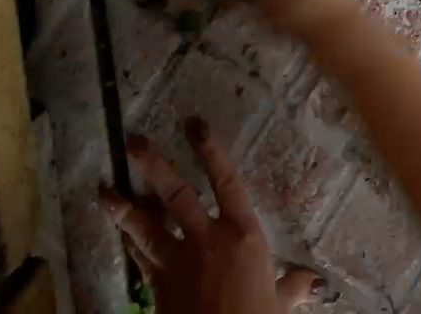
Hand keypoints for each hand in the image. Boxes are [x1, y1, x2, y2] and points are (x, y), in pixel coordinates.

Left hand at [101, 119, 325, 313]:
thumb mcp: (278, 305)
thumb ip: (291, 287)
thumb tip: (315, 283)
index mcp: (243, 235)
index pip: (227, 182)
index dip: (211, 151)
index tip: (195, 124)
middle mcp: (208, 239)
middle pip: (178, 195)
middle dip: (156, 167)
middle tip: (136, 141)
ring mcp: (178, 262)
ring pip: (147, 227)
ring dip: (125, 208)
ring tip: (105, 191)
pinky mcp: (158, 287)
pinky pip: (140, 258)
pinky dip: (130, 244)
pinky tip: (118, 232)